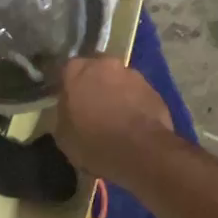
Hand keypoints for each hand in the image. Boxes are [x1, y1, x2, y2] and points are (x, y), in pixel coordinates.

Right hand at [54, 56, 176, 178]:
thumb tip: (69, 111)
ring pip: (118, 79)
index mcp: (76, 71)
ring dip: (115, 92)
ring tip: (116, 116)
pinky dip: (133, 102)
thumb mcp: (64, 136)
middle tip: (92, 106)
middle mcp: (104, 64)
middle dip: (93, 84)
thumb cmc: (94, 144)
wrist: (141, 152)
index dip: (68, 86)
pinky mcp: (152, 88)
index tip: (68, 100)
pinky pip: (137, 93)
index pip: (66, 70)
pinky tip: (133, 122)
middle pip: (95, 69)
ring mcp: (131, 74)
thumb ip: (64, 114)